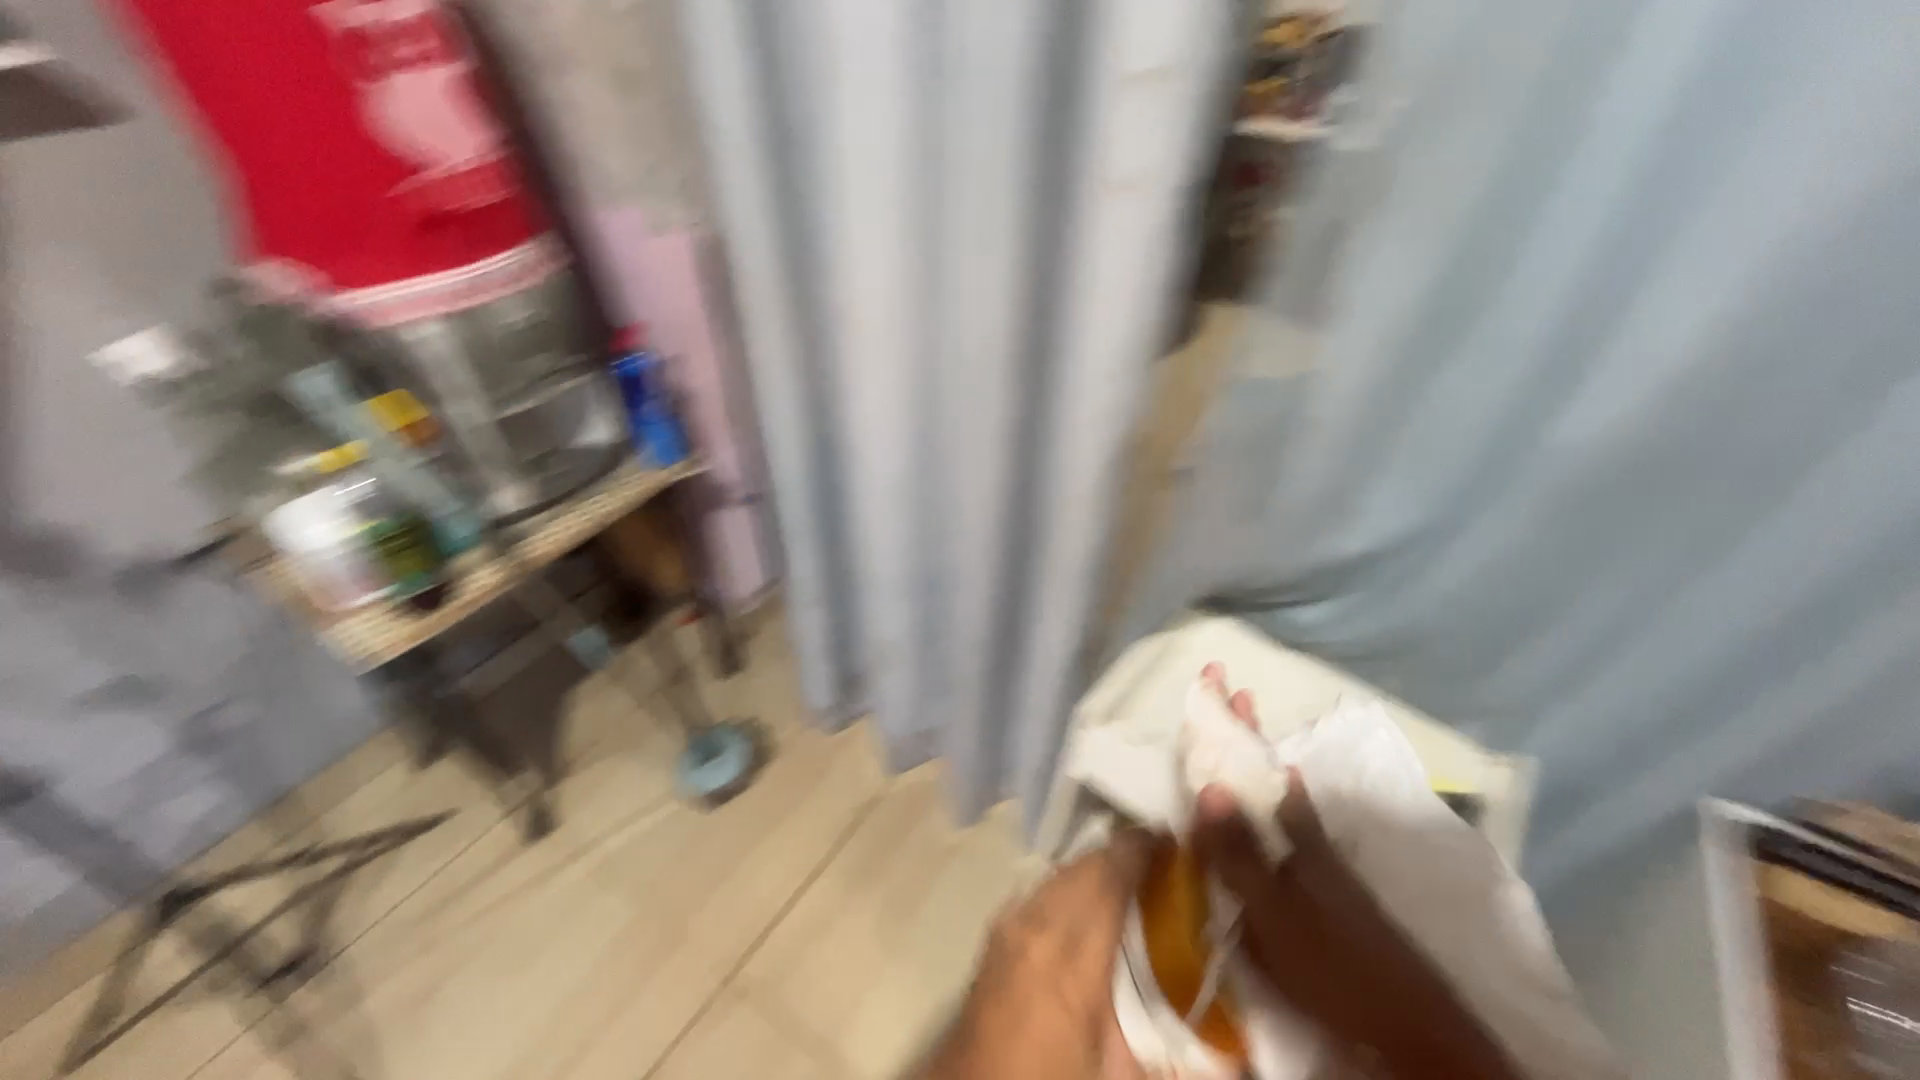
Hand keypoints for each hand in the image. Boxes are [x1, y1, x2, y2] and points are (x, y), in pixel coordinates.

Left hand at [922, 829, 1165, 1079]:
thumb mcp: (1121, 1075)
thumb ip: (1175, 1050)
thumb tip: (1231, 1047)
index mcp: (1071, 963)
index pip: (1109, 879)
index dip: (1141, 850)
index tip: (1175, 839)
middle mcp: (1035, 930)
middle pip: (1083, 867)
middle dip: (1123, 854)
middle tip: (1163, 856)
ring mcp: (1007, 928)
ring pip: (1058, 874)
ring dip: (1095, 867)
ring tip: (1132, 874)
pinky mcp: (993, 937)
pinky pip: (1038, 891)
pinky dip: (1068, 884)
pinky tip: (1087, 902)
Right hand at [1190, 666, 1521, 1079]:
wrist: (1409, 1021)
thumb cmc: (1333, 963)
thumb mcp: (1275, 914)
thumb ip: (1240, 854)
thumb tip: (1209, 786)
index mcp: (1293, 836)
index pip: (1255, 768)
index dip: (1235, 728)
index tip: (1221, 683)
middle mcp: (1310, 835)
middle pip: (1272, 770)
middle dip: (1250, 732)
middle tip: (1236, 691)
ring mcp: (1324, 857)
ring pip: (1284, 791)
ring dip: (1264, 759)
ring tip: (1254, 727)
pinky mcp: (1331, 882)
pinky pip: (1297, 819)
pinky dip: (1285, 796)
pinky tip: (1289, 792)